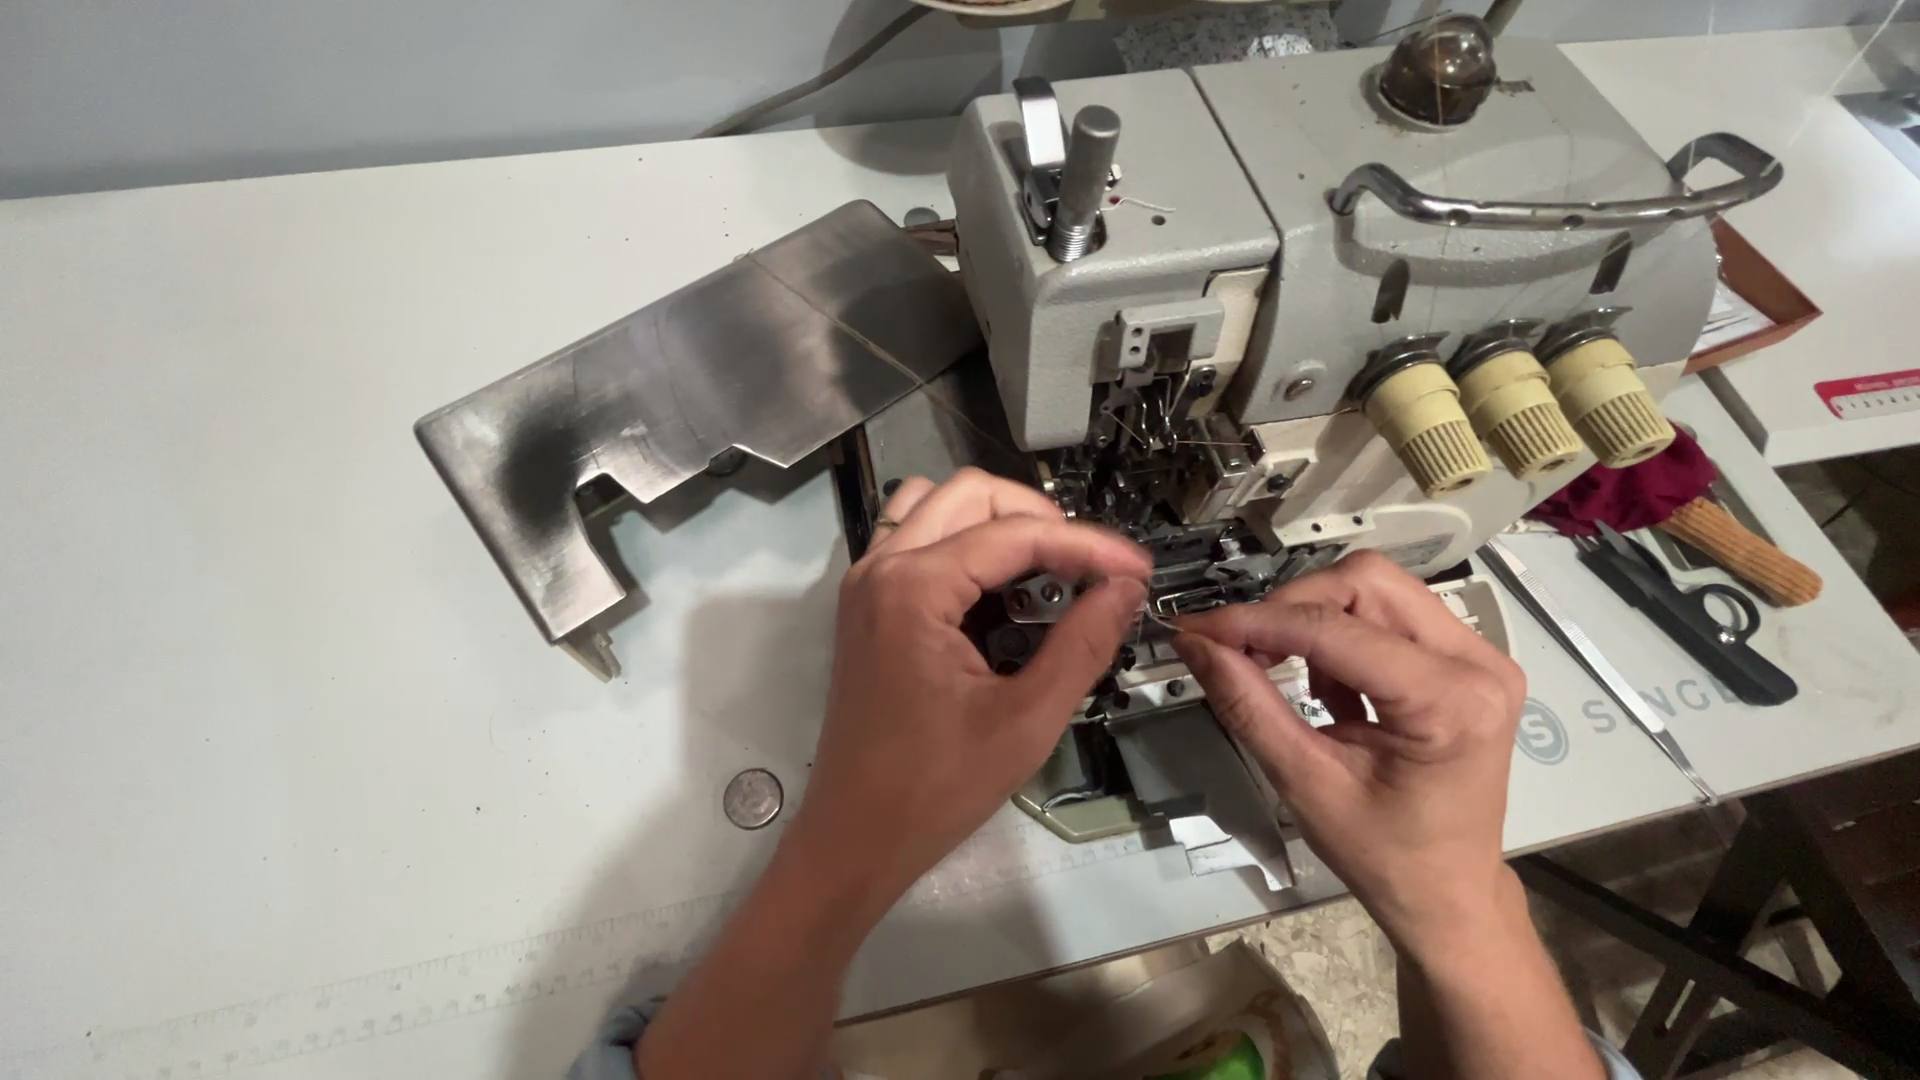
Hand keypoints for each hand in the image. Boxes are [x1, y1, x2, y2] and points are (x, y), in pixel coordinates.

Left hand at [788, 468, 1150, 910]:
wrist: (854, 837)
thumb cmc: (935, 788)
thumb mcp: (1026, 720)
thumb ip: (1083, 644)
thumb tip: (1125, 588)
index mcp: (914, 588)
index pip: (1015, 533)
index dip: (1087, 544)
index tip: (1137, 569)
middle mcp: (880, 568)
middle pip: (968, 492)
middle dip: (1038, 515)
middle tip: (1088, 564)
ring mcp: (866, 583)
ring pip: (933, 504)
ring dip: (993, 519)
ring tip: (1043, 565)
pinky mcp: (865, 605)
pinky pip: (913, 539)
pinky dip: (961, 542)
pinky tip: (997, 590)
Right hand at [1172, 551, 1525, 953]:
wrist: (1447, 890)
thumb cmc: (1381, 852)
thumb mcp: (1302, 781)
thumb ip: (1246, 704)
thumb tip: (1194, 644)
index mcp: (1449, 703)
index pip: (1334, 630)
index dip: (1256, 622)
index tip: (1197, 631)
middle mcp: (1478, 663)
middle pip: (1364, 582)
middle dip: (1290, 606)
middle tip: (1242, 647)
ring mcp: (1479, 655)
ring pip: (1374, 587)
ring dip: (1312, 615)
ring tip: (1281, 666)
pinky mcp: (1465, 656)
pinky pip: (1387, 610)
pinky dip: (1337, 631)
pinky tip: (1323, 682)